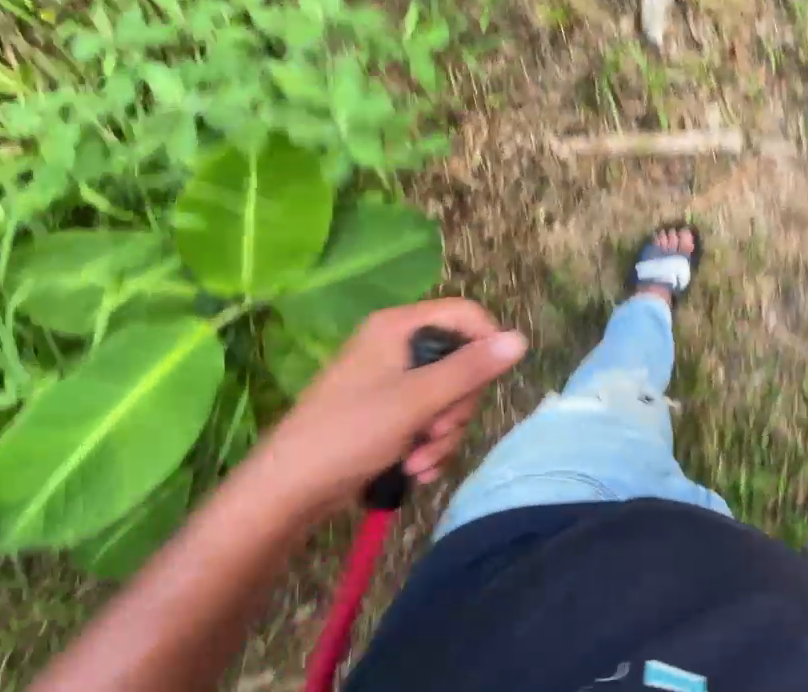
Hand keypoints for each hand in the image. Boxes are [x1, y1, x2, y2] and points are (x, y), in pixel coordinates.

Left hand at [246, 298, 526, 519]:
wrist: (287, 493)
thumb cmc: (349, 434)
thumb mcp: (417, 401)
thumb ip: (470, 370)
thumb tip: (521, 339)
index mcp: (398, 328)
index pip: (465, 315)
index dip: (486, 343)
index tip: (491, 380)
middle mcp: (396, 347)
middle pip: (460, 361)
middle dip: (456, 406)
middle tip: (435, 431)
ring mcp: (390, 381)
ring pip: (448, 398)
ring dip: (442, 434)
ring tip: (418, 461)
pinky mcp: (387, 414)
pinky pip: (429, 420)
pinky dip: (429, 446)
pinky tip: (415, 470)